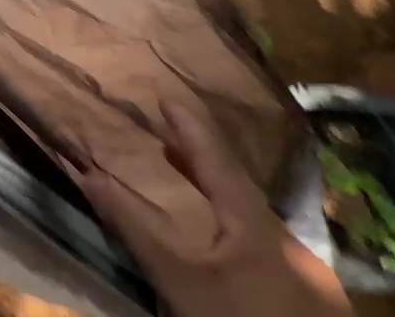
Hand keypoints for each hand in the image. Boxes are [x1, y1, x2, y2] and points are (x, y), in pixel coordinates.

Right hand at [79, 102, 350, 316]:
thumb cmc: (235, 316)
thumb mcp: (176, 277)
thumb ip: (133, 225)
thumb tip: (86, 172)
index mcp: (257, 226)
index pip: (219, 164)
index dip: (192, 130)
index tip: (167, 98)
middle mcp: (287, 240)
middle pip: (241, 188)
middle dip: (202, 158)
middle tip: (169, 132)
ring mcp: (305, 270)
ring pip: (254, 216)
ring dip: (217, 190)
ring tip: (185, 173)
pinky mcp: (308, 295)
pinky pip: (264, 240)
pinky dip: (233, 219)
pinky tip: (222, 233)